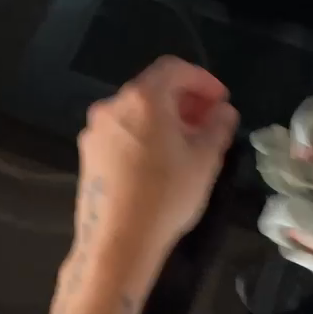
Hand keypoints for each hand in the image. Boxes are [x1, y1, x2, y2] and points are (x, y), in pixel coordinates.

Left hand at [73, 57, 238, 287]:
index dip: (202, 80)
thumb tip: (224, 112)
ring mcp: (96, 132)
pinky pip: (123, 132)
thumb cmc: (166, 195)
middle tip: (211, 121)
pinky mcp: (89, 156)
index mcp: (142, 98)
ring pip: (137, 112)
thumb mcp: (205, 160)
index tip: (221, 101)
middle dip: (186, 101)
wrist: (117, 244)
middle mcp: (113, 106)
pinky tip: (162, 161)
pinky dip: (146, 134)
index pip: (174, 69)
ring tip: (190, 144)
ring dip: (166, 119)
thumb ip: (218, 127)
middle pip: (154, 89)